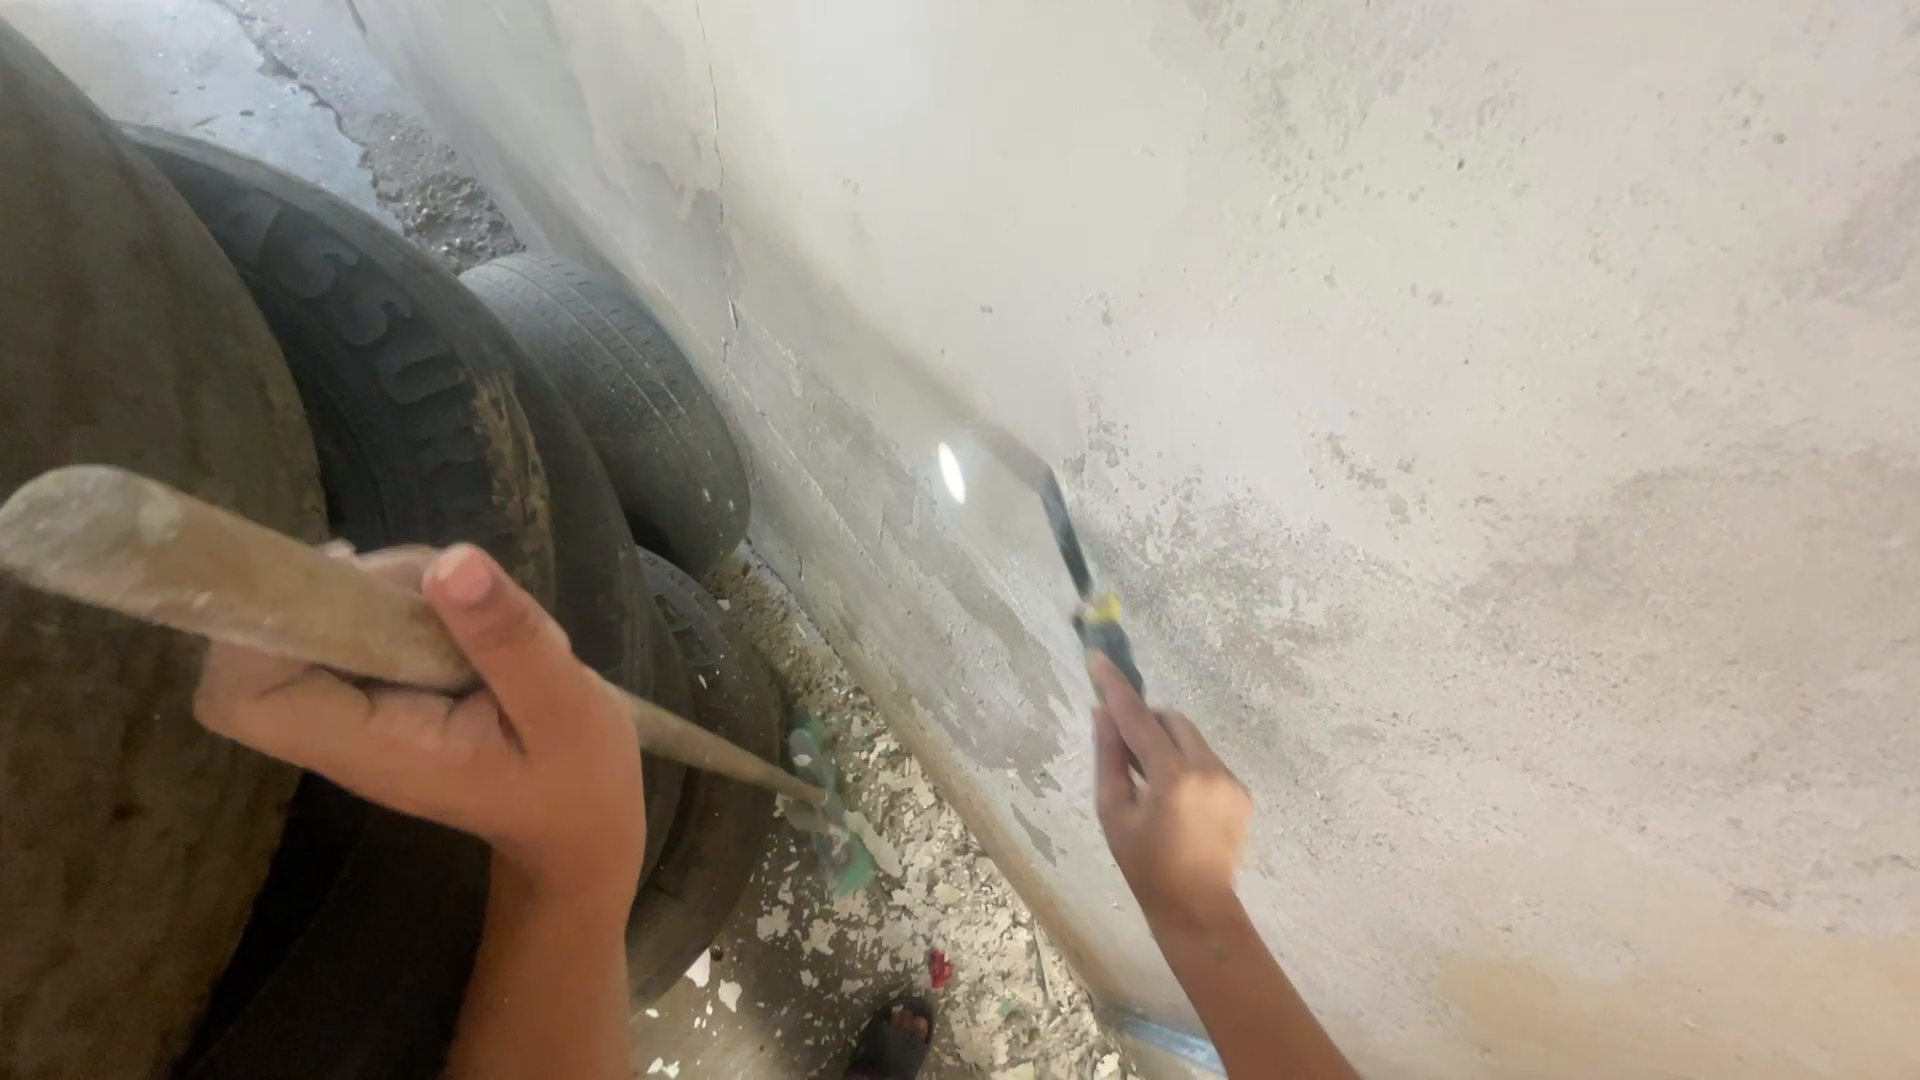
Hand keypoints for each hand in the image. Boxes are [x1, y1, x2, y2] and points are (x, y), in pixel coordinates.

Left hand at [193, 543, 647, 907]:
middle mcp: (352, 736)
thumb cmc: (579, 781)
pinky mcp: (397, 703)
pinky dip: (419, 608)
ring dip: (400, 592)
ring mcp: (372, 720)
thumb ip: (508, 638)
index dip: (268, 627)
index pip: (247, 698)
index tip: (350, 575)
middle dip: (361, 589)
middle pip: (286, 649)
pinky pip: (375, 639)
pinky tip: (477, 618)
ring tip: (485, 604)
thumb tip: (451, 562)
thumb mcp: (565, 705)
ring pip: (335, 631)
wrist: (582, 831)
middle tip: (451, 580)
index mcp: (378, 748)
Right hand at [1091, 656, 1251, 929]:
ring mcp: (1229, 779)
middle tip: (1125, 746)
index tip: (1100, 660)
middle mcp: (1207, 769)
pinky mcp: (1241, 790)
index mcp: (1172, 776)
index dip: (1116, 687)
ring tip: (1151, 778)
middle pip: (1171, 719)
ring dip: (1166, 741)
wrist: (1196, 907)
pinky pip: (1206, 758)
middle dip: (1146, 720)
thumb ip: (1109, 756)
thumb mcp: (1114, 811)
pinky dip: (1185, 761)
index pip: (1138, 718)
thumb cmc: (1144, 864)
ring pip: (1190, 737)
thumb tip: (1103, 713)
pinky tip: (1175, 797)